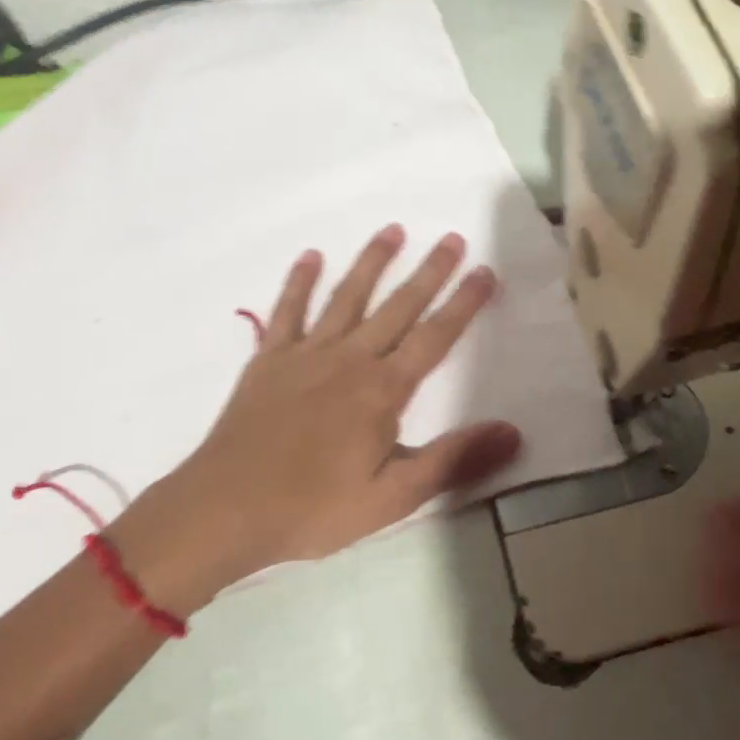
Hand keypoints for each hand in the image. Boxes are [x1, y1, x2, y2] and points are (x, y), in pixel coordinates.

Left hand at [141, 225, 521, 588]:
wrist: (225, 509)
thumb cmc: (314, 509)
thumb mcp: (394, 497)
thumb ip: (453, 460)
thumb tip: (513, 431)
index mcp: (382, 392)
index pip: (434, 338)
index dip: (463, 304)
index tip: (485, 271)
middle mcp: (349, 360)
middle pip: (397, 307)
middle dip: (428, 272)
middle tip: (452, 238)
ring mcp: (305, 355)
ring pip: (346, 297)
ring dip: (371, 262)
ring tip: (393, 230)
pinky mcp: (267, 361)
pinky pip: (287, 311)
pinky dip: (299, 282)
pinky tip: (310, 257)